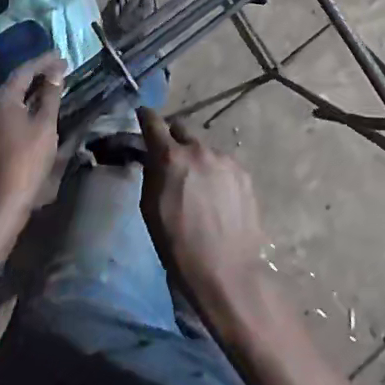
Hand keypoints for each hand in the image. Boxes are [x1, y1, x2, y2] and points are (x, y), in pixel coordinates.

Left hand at [0, 52, 64, 253]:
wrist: (0, 202)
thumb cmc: (27, 160)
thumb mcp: (45, 125)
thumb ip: (50, 95)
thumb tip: (56, 71)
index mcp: (1, 99)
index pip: (24, 70)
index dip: (44, 61)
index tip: (62, 55)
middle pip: (15, 82)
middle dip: (37, 73)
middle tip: (59, 68)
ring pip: (10, 97)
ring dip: (30, 89)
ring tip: (51, 84)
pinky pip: (6, 110)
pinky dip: (22, 103)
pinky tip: (36, 106)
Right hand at [137, 107, 268, 312]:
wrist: (226, 271)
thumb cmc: (178, 246)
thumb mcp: (150, 210)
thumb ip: (151, 174)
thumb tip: (152, 157)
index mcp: (171, 157)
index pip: (154, 123)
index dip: (146, 117)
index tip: (142, 114)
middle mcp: (199, 149)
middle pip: (181, 130)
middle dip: (173, 139)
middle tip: (170, 159)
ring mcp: (224, 159)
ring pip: (204, 149)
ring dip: (196, 159)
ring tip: (197, 186)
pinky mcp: (243, 172)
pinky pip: (222, 164)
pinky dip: (215, 172)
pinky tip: (216, 196)